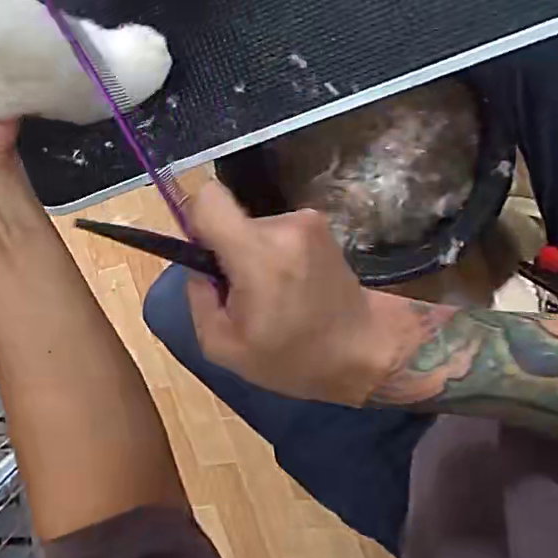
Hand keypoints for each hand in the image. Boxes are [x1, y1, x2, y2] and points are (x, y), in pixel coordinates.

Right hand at [182, 181, 425, 405]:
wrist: (363, 347)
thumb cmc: (293, 358)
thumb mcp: (224, 346)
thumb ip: (198, 295)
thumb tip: (196, 262)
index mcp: (257, 254)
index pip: (209, 199)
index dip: (195, 218)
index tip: (203, 251)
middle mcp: (284, 226)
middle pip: (232, 219)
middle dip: (229, 251)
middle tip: (245, 294)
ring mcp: (307, 221)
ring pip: (255, 226)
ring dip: (255, 254)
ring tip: (274, 294)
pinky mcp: (320, 224)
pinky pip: (278, 230)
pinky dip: (276, 253)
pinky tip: (292, 284)